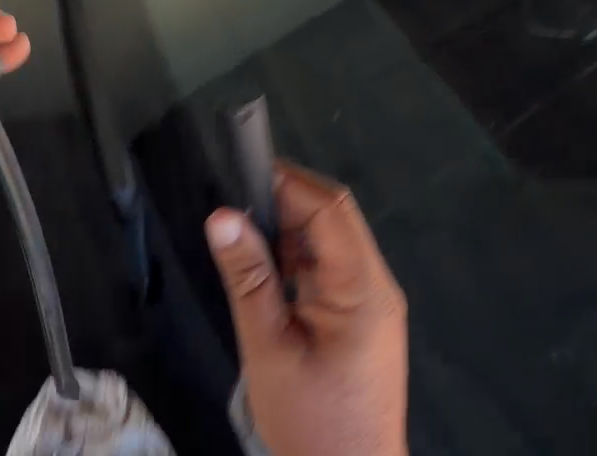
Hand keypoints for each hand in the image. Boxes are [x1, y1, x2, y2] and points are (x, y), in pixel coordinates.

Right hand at [206, 163, 409, 455]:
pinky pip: (328, 267)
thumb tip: (221, 215)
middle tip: (233, 204)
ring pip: (329, 240)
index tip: (238, 176)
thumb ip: (248, 277)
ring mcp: (370, 302)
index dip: (286, 183)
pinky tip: (263, 268)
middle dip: (285, 202)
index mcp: (361, 287)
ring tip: (240, 232)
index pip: (329, 208)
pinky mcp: (359, 318)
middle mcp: (375, 285)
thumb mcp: (269, 348)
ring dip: (288, 229)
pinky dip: (295, 258)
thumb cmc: (311, 420)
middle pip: (334, 217)